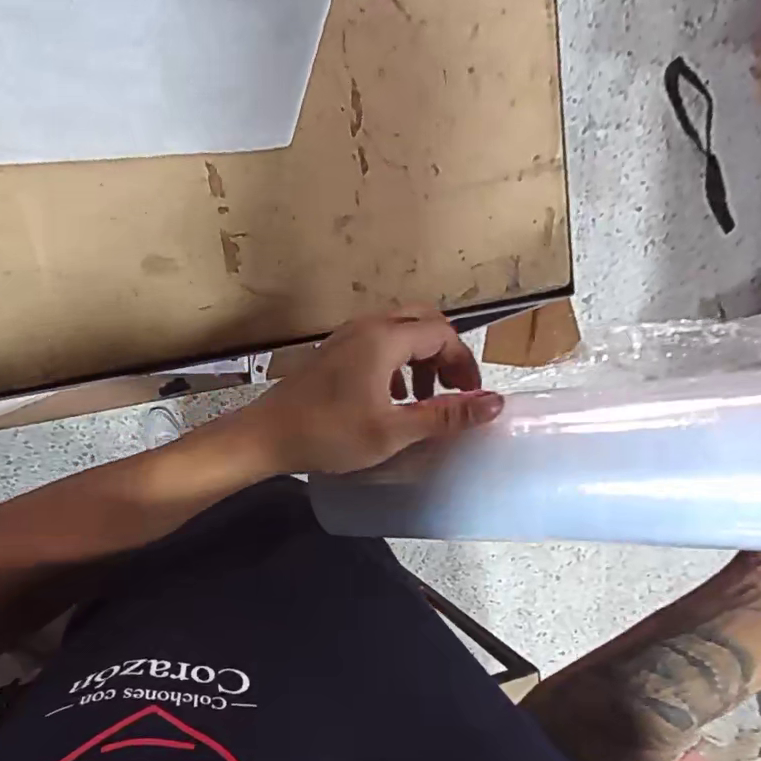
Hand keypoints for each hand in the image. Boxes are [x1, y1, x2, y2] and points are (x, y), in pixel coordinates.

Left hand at [227, 306, 504, 475]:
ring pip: (400, 333)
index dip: (464, 364)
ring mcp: (347, 336)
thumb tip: (494, 404)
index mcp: (385, 338)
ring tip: (424, 400)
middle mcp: (368, 326)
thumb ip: (445, 416)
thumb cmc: (330, 434)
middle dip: (445, 355)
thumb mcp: (394, 431)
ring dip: (421, 360)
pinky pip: (378, 344)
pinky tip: (393, 399)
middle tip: (452, 391)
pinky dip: (397, 364)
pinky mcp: (334, 352)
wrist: (266, 436)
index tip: (472, 398)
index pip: (443, 334)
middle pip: (423, 323)